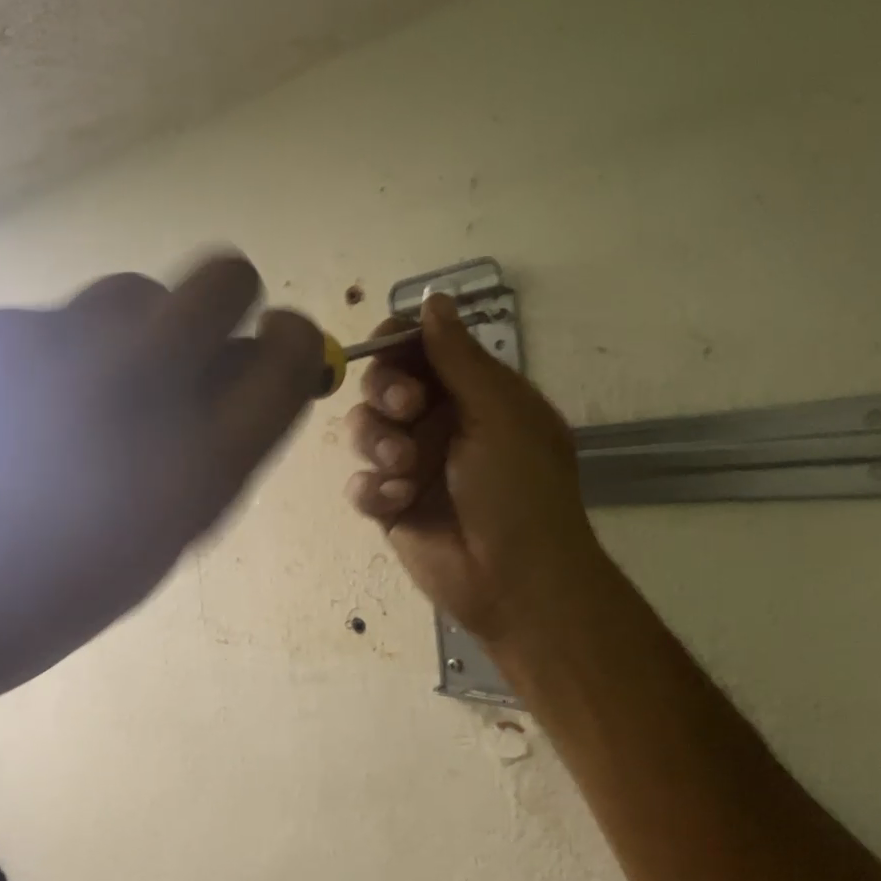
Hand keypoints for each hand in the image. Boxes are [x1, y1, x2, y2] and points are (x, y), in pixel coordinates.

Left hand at [0, 254, 322, 714]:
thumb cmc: (35, 603)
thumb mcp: (153, 547)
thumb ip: (211, 458)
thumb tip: (243, 379)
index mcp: (195, 462)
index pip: (287, 353)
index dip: (292, 343)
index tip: (274, 348)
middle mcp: (137, 382)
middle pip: (225, 279)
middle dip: (224, 307)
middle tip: (184, 357)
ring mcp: (57, 342)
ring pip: (133, 294)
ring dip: (132, 333)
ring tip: (79, 397)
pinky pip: (51, 320)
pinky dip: (50, 354)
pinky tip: (3, 412)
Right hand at [344, 294, 599, 644]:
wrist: (516, 582)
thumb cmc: (521, 490)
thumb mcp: (500, 413)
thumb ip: (459, 357)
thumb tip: (434, 298)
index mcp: (474, 394)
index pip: (421, 348)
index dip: (397, 343)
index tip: (386, 349)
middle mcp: (438, 422)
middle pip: (382, 383)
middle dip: (384, 391)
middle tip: (403, 410)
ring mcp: (411, 465)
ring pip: (363, 430)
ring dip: (376, 442)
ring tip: (402, 469)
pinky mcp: (390, 506)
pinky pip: (359, 483)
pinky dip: (372, 490)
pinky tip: (395, 504)